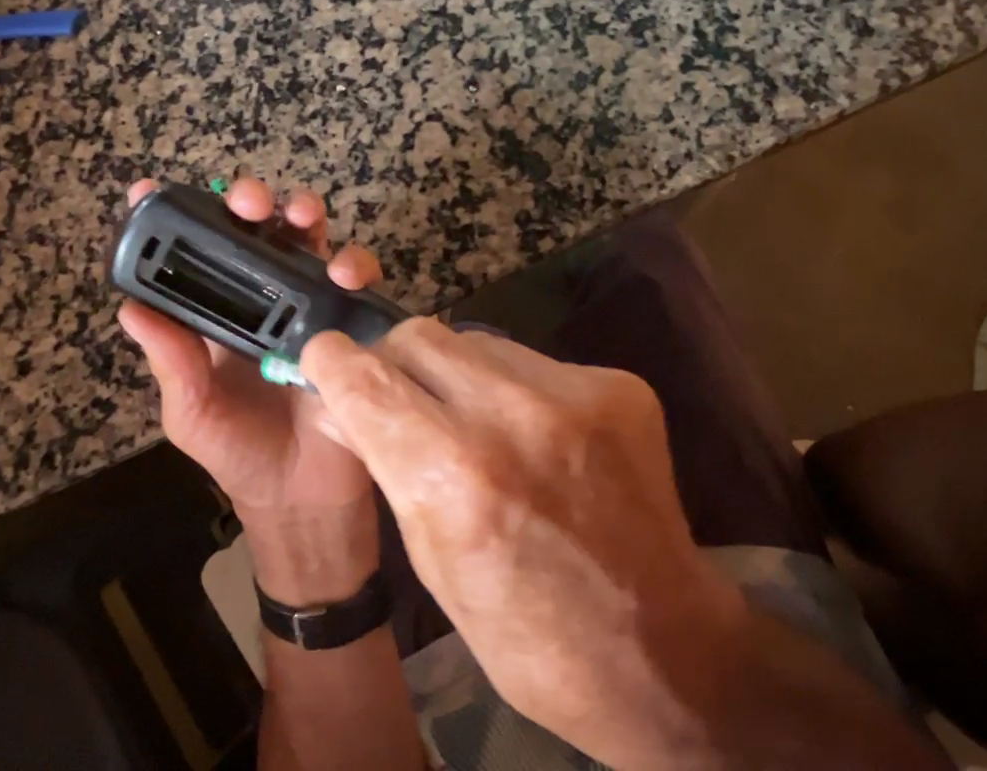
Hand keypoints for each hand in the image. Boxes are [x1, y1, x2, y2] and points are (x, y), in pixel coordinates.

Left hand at [118, 178, 386, 599]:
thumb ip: (170, 363)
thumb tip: (130, 310)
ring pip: (308, 240)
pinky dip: (354, 264)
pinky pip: (356, 281)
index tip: (154, 192)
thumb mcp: (191, 413)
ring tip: (301, 217)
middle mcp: (262, 299)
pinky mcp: (351, 323)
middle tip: (247, 202)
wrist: (303, 498)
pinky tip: (344, 274)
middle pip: (256, 231)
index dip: (175, 217)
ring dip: (305, 215)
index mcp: (217, 314)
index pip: (194, 253)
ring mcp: (309, 306)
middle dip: (252, 201)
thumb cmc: (239, 452)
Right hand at [300, 321, 747, 754]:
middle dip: (392, 362)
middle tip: (402, 400)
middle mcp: (511, 416)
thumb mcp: (427, 557)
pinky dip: (514, 388)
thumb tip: (350, 402)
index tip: (327, 365)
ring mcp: (574, 395)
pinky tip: (534, 437)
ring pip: (474, 340)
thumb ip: (388, 464)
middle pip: (416, 335)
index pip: (360, 373)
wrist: (659, 651)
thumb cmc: (523, 632)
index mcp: (451, 474)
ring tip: (474, 423)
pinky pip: (532, 362)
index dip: (331, 363)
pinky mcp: (618, 386)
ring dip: (455, 373)